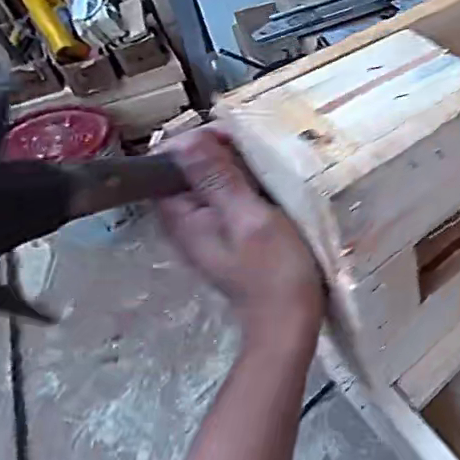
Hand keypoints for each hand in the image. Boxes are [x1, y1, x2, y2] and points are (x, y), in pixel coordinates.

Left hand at [156, 129, 324, 344]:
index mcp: (183, 217)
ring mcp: (208, 231)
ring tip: (270, 166)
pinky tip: (273, 189)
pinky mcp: (230, 237)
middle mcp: (187, 222)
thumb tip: (184, 140)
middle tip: (260, 154)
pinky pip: (230, 200)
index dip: (198, 143)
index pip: (170, 163)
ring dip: (239, 171)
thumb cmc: (274, 270)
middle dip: (222, 154)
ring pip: (213, 185)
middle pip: (191, 172)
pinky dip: (249, 188)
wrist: (290, 320)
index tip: (236, 139)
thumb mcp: (249, 218)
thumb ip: (218, 180)